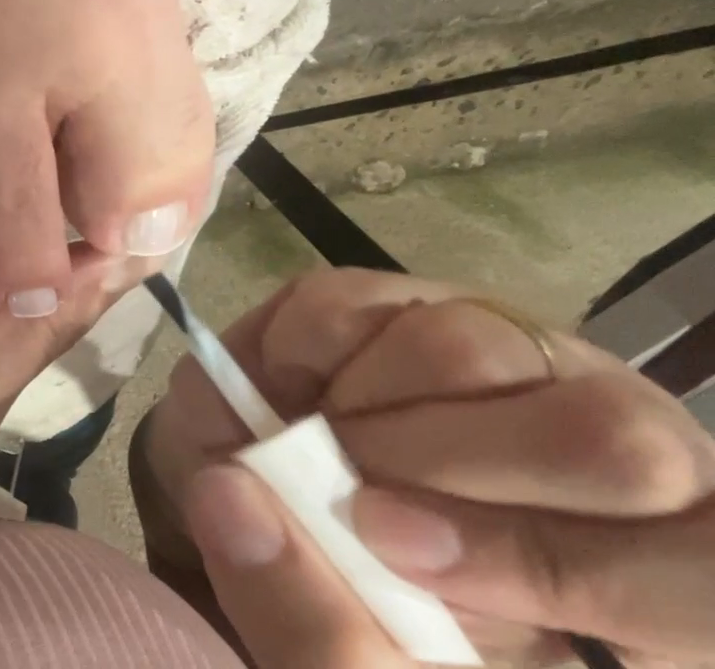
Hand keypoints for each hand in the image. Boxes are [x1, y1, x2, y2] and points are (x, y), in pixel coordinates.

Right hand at [143, 269, 714, 664]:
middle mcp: (633, 457)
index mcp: (668, 593)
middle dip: (439, 467)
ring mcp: (515, 357)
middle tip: (340, 502)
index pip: (703, 577)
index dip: (558, 560)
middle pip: (610, 438)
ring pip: (468, 348)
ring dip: (355, 411)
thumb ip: (326, 630)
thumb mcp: (369, 663)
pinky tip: (288, 399)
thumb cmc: (357, 612)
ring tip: (301, 452)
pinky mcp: (401, 301)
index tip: (395, 550)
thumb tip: (262, 504)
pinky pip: (352, 306)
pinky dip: (294, 356)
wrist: (280, 514)